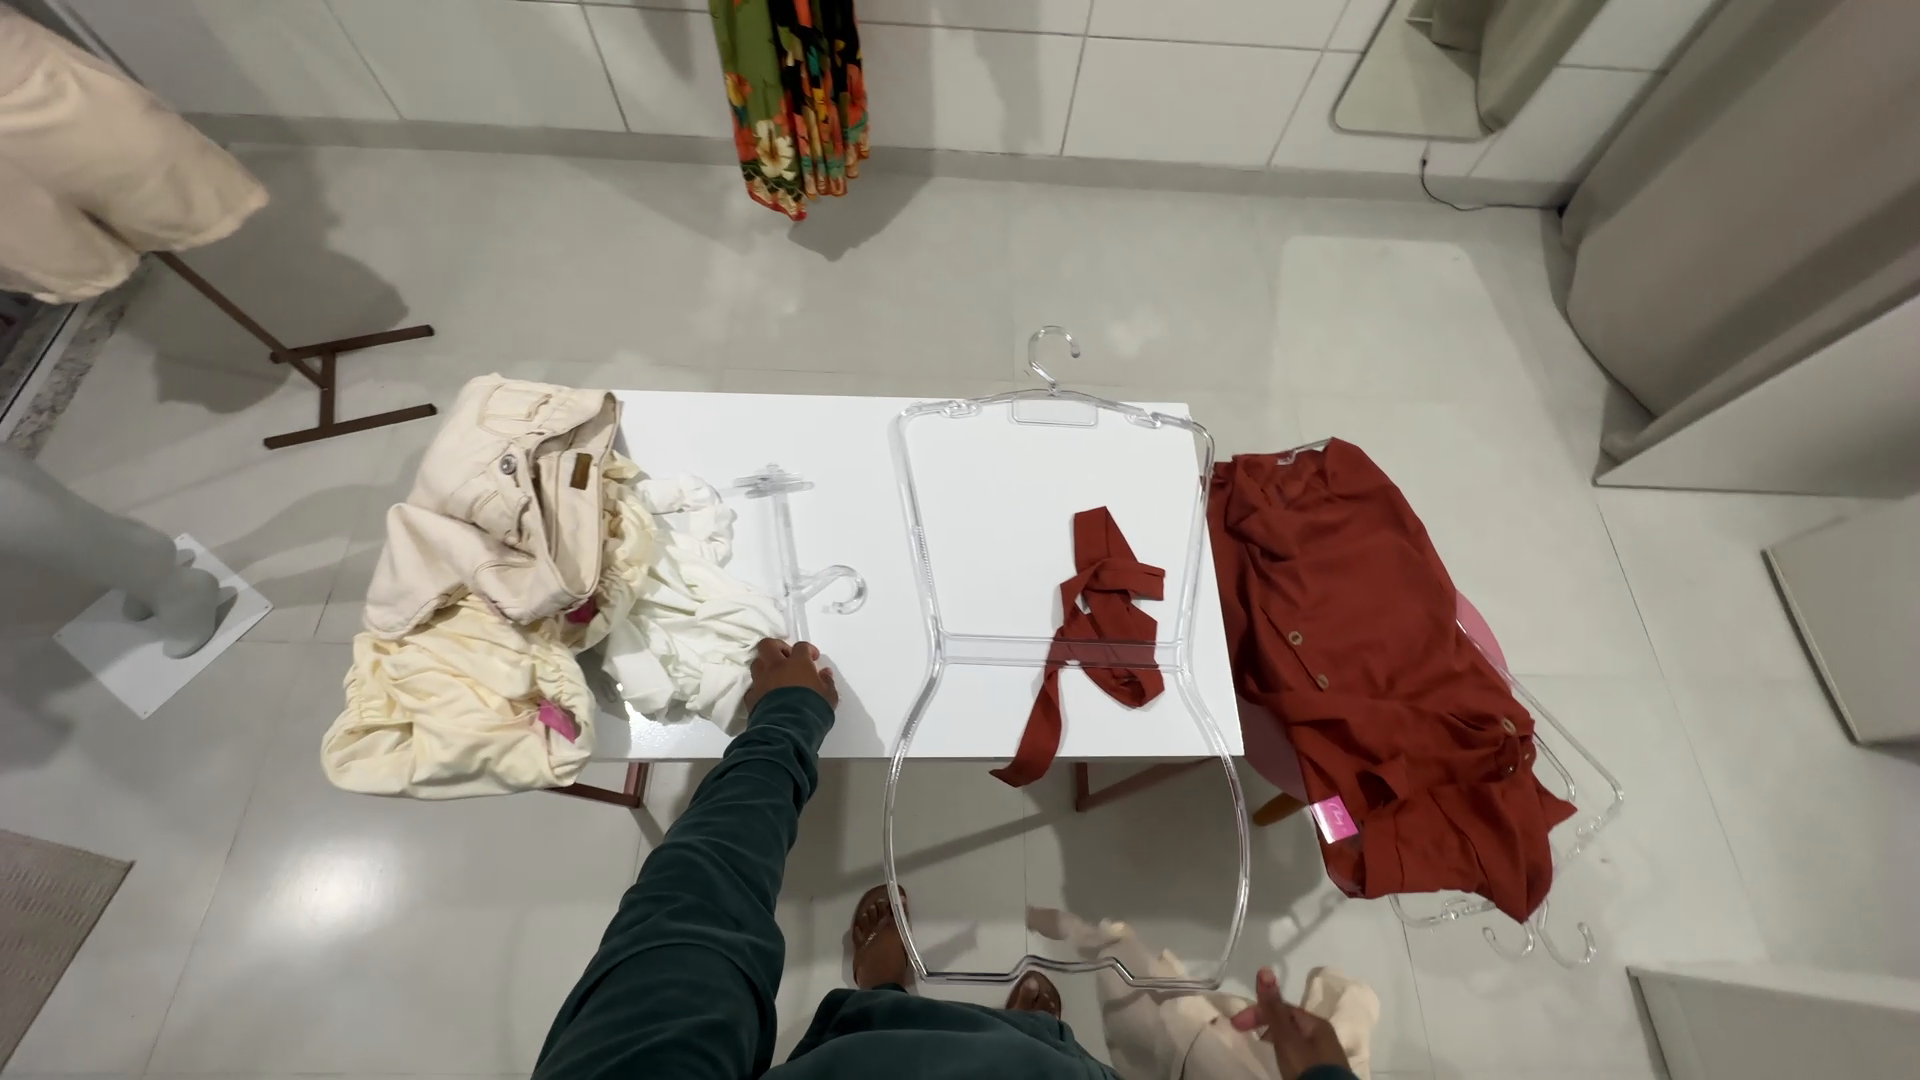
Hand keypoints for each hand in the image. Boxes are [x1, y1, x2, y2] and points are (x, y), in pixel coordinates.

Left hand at [742, 638, 838, 712]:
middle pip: (768, 645)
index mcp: (797, 663)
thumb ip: (827, 682)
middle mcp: (776, 667)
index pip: (801, 646)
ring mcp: (761, 681)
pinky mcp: (752, 697)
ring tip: (774, 676)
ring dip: (765, 666)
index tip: (813, 658)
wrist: (788, 730)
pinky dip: (759, 688)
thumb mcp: (829, 697)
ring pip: (757, 663)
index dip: (808, 649)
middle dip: (777, 647)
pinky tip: (766, 695)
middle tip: (786, 657)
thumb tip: (825, 673)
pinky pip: (753, 687)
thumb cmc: (813, 710)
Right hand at [1229, 967, 1348, 1079]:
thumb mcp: (1286, 1038)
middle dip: (1265, 1025)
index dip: (1257, 1012)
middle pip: (1288, 1022)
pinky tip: (1282, 1062)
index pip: (1281, 1008)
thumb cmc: (1306, 1067)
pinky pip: (1299, 1054)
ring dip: (1275, 1040)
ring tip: (1263, 1051)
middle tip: (1247, 1035)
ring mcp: (1326, 1054)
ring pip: (1294, 1039)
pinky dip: (1285, 1054)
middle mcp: (1324, 1034)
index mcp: (1316, 1022)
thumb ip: (1274, 1007)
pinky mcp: (1324, 1071)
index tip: (1237, 1025)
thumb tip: (1265, 968)